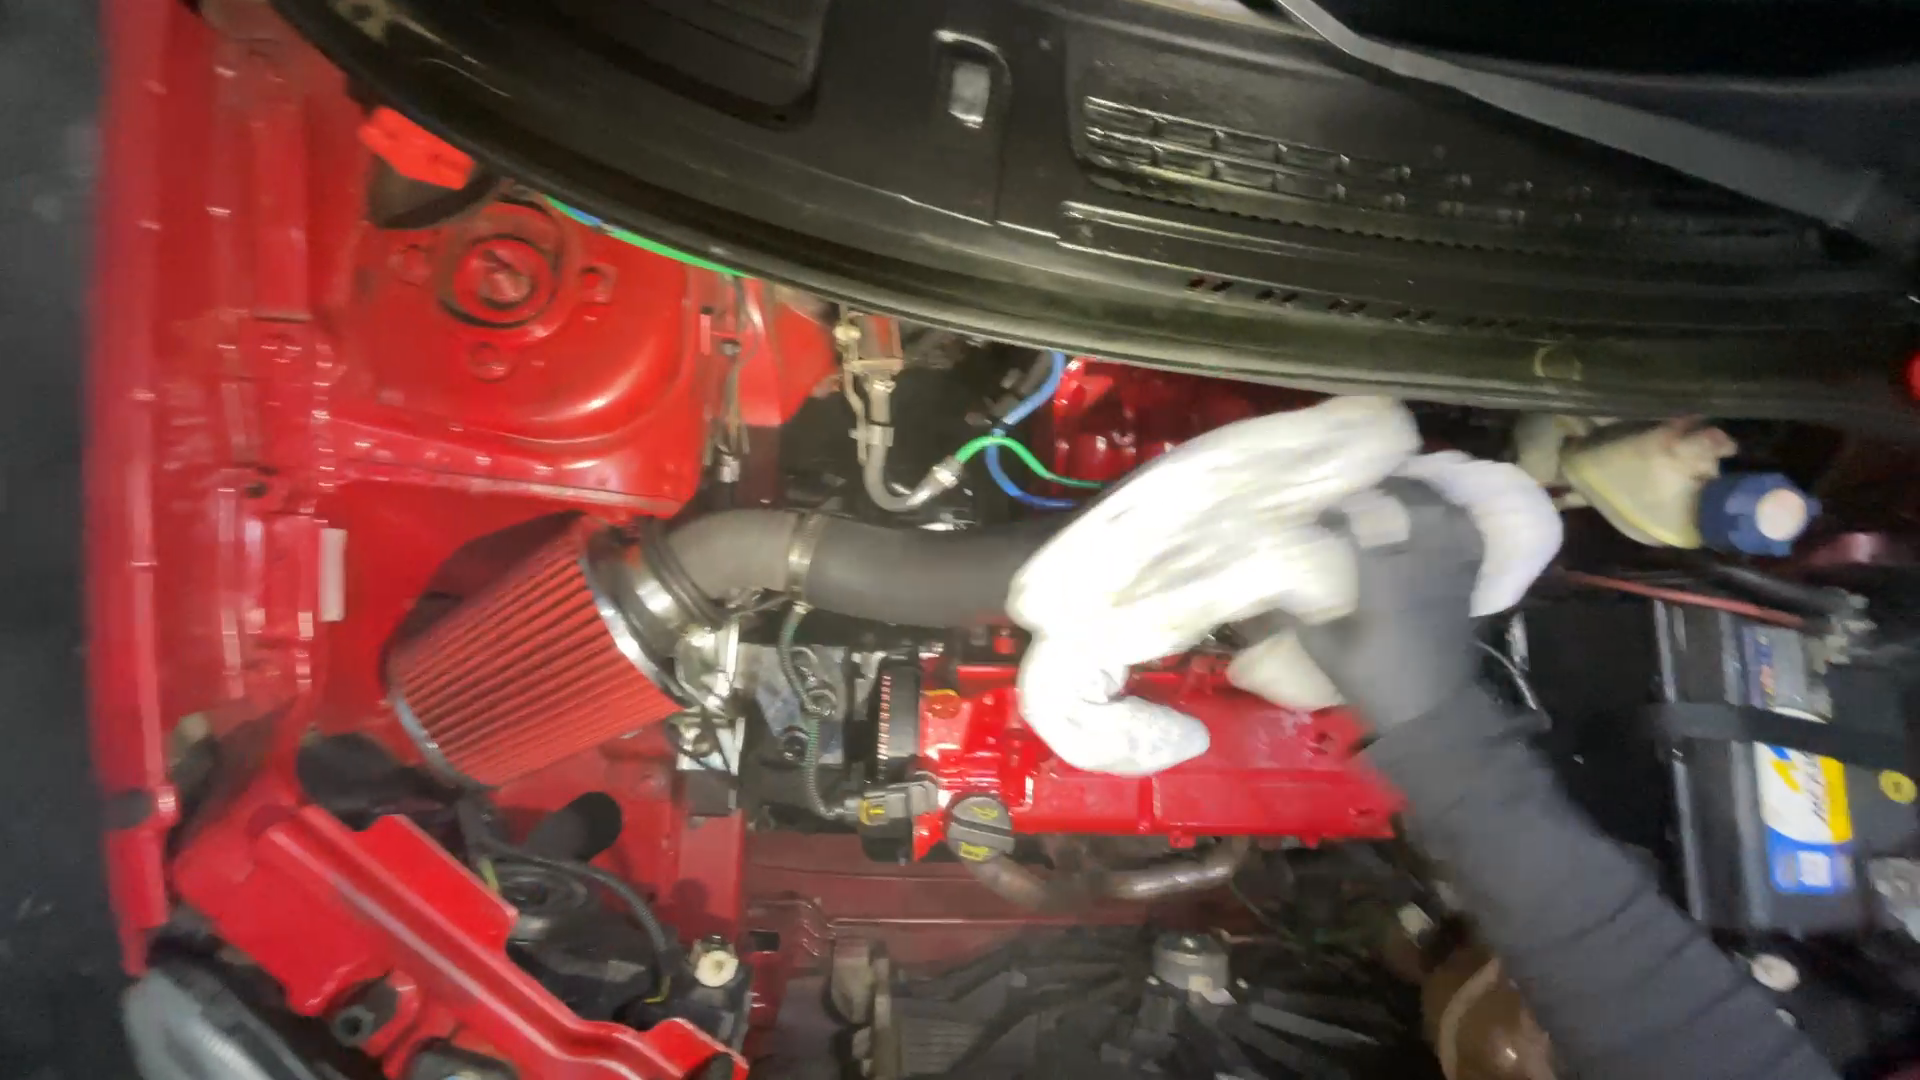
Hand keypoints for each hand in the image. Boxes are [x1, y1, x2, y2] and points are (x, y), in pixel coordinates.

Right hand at [1295, 477, 1484, 731]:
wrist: (1432, 715)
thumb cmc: (1372, 681)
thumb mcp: (1323, 649)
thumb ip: (1294, 612)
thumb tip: (1266, 582)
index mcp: (1384, 585)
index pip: (1363, 527)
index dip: (1339, 510)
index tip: (1319, 510)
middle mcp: (1423, 570)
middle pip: (1419, 507)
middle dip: (1393, 484)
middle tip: (1366, 477)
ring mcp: (1452, 575)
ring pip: (1452, 515)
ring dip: (1429, 491)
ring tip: (1404, 480)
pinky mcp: (1467, 583)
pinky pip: (1471, 536)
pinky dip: (1457, 515)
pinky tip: (1438, 508)